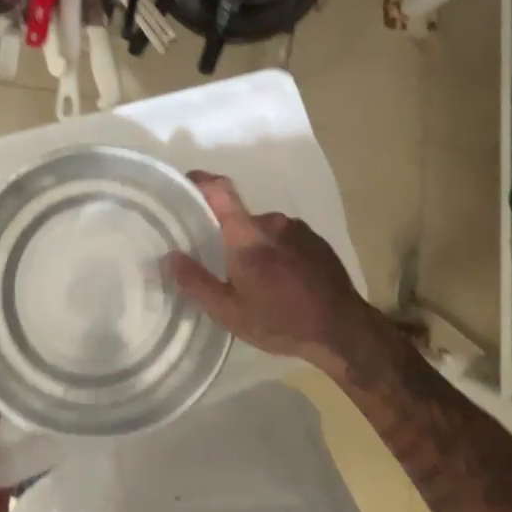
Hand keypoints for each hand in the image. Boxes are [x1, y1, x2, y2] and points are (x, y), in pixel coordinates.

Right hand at [165, 171, 381, 375]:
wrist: (342, 330)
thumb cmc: (280, 321)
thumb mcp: (229, 312)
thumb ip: (196, 282)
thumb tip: (170, 257)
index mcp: (246, 234)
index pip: (220, 190)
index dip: (201, 181)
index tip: (187, 182)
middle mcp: (272, 222)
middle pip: (241, 218)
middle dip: (230, 237)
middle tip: (224, 266)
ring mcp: (298, 229)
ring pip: (266, 231)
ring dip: (258, 248)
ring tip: (258, 282)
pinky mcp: (317, 242)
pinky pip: (288, 240)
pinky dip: (280, 254)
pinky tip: (284, 282)